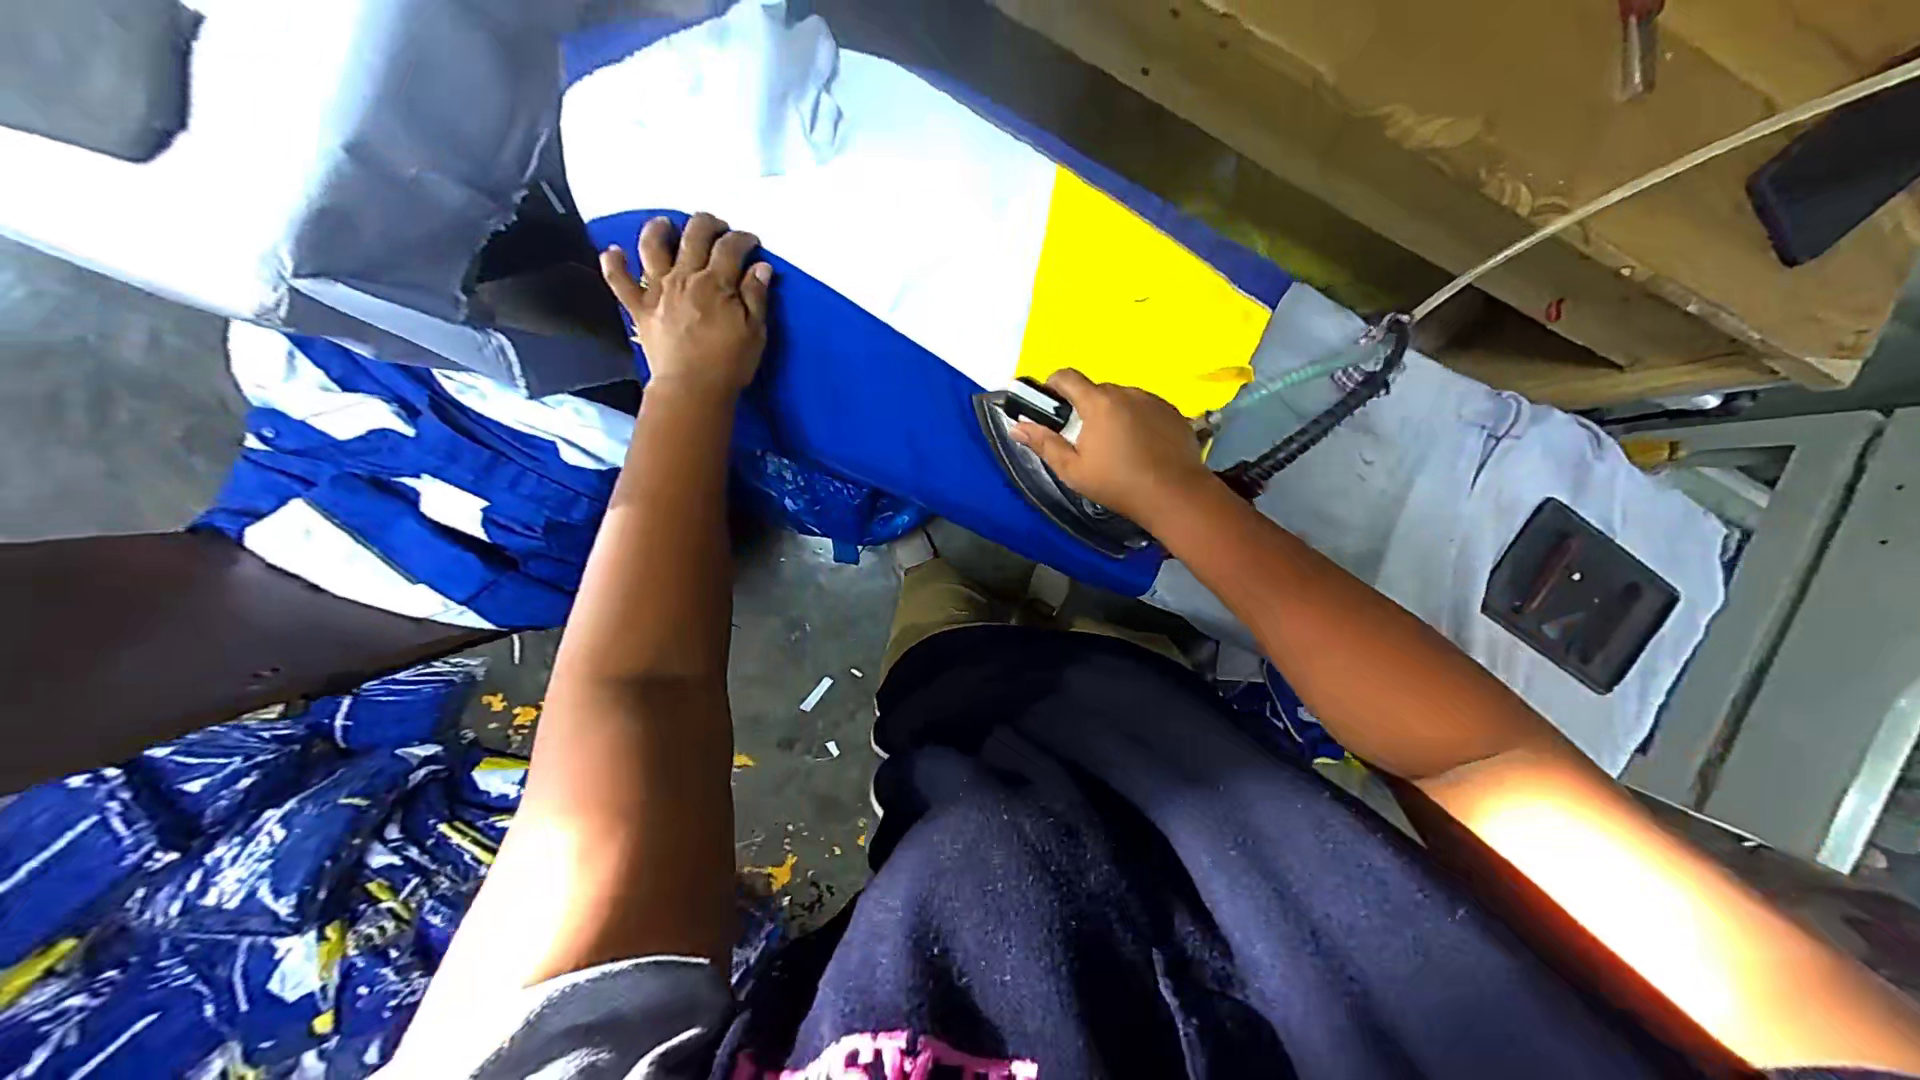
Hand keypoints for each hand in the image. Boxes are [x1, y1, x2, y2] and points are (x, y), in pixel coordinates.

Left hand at [601, 213, 771, 401]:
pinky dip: (613, 263)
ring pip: (653, 247)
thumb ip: (756, 296)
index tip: (752, 243)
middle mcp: (684, 277)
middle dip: (707, 225)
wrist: (692, 389)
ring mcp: (658, 290)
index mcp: (716, 283)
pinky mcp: (639, 308)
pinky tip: (613, 251)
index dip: (743, 239)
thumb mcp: (755, 332)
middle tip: (717, 226)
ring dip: (659, 229)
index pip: (731, 248)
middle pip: (694, 236)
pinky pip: (619, 280)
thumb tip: (760, 267)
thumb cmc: (730, 364)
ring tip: (666, 224)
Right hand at [1010, 369, 1218, 527]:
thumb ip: (1044, 443)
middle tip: (1084, 440)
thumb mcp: (1072, 470)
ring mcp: (1152, 400)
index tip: (1051, 405)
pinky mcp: (1172, 411)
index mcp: (1098, 402)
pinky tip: (1140, 447)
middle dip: (1085, 408)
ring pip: (1122, 399)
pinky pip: (1145, 408)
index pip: (1067, 376)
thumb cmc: (1118, 484)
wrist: (1175, 494)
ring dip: (1112, 414)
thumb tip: (1016, 427)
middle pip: (1096, 390)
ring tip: (1116, 446)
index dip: (1052, 385)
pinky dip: (1137, 420)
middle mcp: (1126, 392)